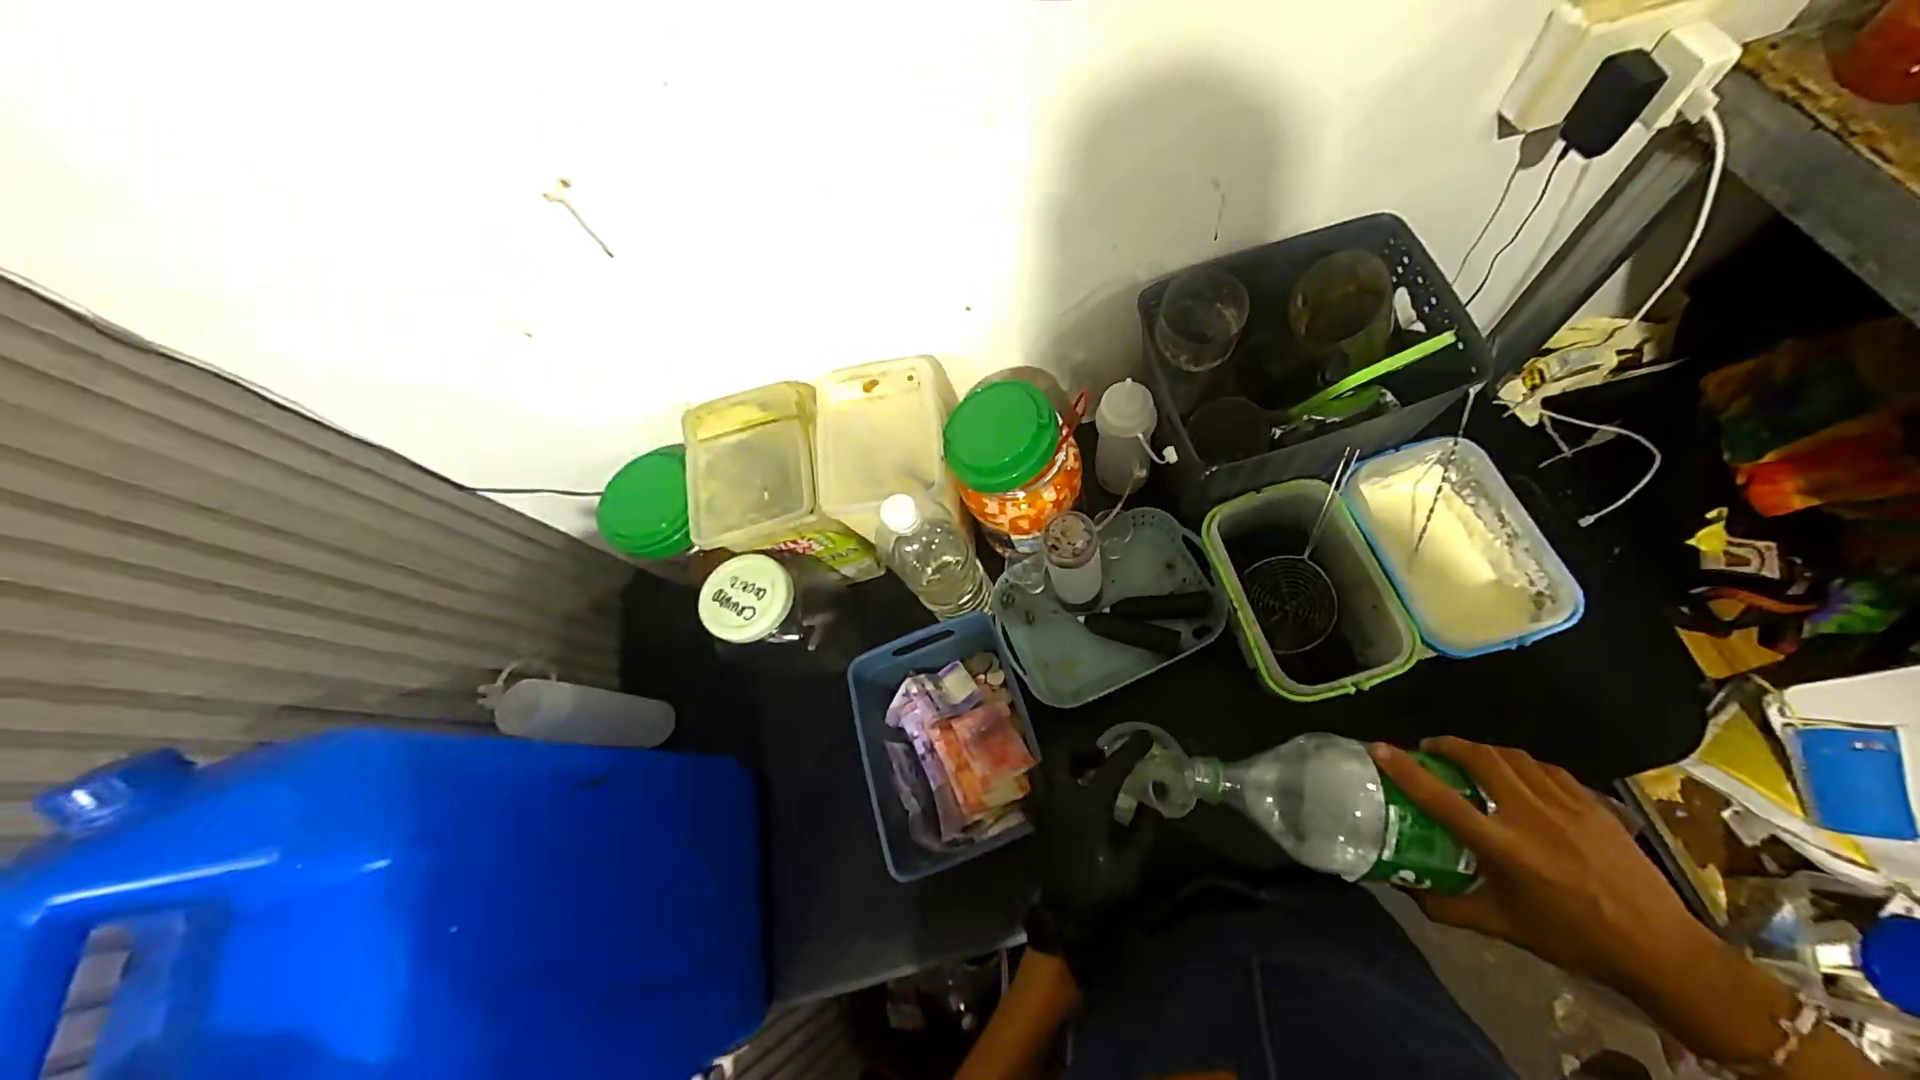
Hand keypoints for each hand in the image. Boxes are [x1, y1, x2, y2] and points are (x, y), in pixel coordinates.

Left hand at [1023, 733, 1160, 977]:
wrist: (1064, 915)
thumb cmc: (1101, 888)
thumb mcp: (1132, 860)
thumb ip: (1143, 827)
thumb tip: (1149, 802)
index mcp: (1088, 804)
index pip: (1112, 766)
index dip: (1130, 749)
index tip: (1144, 737)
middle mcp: (1061, 797)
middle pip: (1061, 753)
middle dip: (1081, 745)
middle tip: (1102, 755)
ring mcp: (1044, 806)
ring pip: (1043, 766)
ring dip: (1063, 760)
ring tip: (1085, 768)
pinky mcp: (1037, 818)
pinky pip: (1038, 786)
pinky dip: (1051, 778)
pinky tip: (1069, 790)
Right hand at [1369, 737, 1711, 995]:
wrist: (1663, 950)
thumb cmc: (1574, 940)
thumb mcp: (1503, 927)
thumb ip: (1447, 905)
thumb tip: (1403, 887)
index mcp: (1503, 847)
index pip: (1440, 798)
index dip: (1405, 769)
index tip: (1380, 748)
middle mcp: (1531, 817)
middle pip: (1480, 757)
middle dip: (1448, 744)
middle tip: (1431, 750)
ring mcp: (1568, 806)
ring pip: (1514, 756)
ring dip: (1484, 750)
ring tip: (1471, 758)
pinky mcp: (1596, 805)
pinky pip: (1548, 769)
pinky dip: (1523, 764)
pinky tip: (1521, 776)